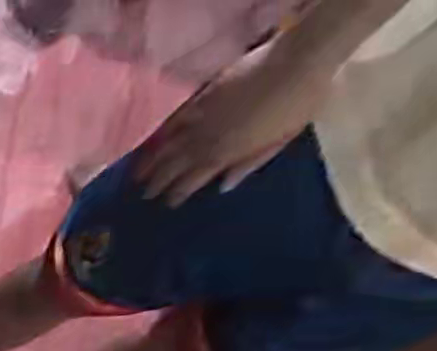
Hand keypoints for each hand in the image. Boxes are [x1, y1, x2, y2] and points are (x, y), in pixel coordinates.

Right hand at [131, 43, 332, 205]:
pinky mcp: (199, 101)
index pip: (188, 183)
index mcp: (222, 156)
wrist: (300, 60)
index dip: (175, 196)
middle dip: (155, 184)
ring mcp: (198, 121)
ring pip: (164, 149)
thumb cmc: (298, 103)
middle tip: (143, 195)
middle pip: (170, 170)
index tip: (167, 204)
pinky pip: (172, 122)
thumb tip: (222, 186)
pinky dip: (160, 135)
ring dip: (149, 165)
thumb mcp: (281, 140)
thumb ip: (250, 163)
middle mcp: (202, 143)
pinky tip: (151, 143)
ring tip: (136, 176)